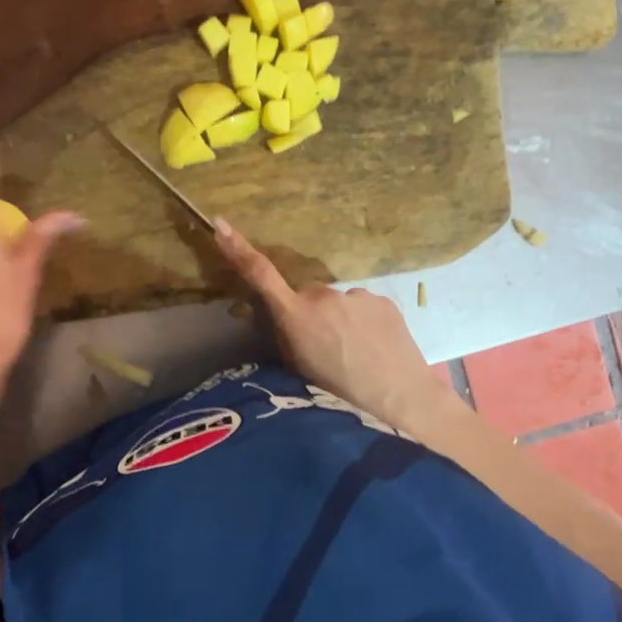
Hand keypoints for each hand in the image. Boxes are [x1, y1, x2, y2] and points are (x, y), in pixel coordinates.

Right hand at [214, 217, 464, 430]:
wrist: (399, 396)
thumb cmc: (338, 391)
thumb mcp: (296, 369)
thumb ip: (283, 336)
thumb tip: (273, 316)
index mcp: (296, 314)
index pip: (261, 275)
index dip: (238, 249)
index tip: (222, 224)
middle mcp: (323, 296)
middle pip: (308, 298)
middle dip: (310, 315)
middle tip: (324, 349)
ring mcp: (356, 295)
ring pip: (338, 304)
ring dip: (340, 321)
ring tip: (355, 354)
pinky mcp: (382, 300)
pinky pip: (363, 308)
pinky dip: (364, 324)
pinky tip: (374, 348)